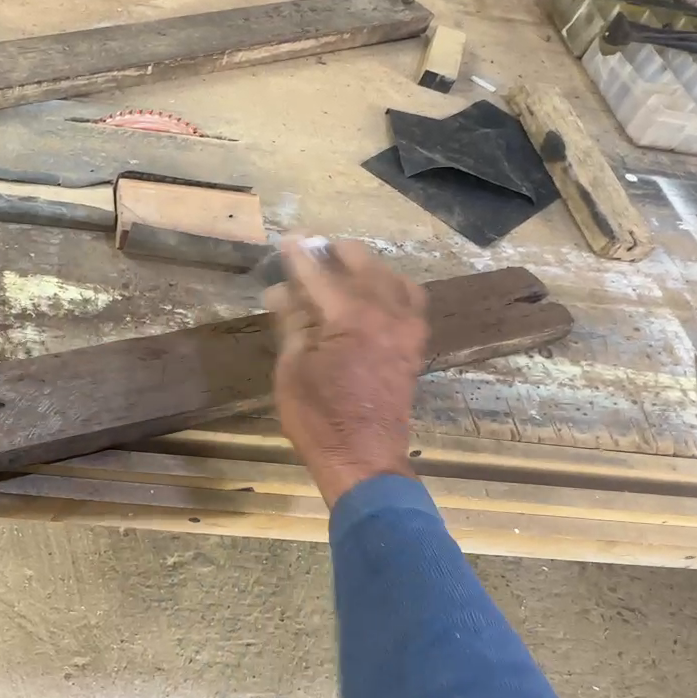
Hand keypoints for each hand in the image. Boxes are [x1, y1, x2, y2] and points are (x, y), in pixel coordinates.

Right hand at [264, 238, 427, 505]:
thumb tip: (282, 292)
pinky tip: (370, 294)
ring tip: (339, 267)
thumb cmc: (317, 419)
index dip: (299, 256)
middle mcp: (387, 311)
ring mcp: (407, 326)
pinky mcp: (414, 343)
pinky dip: (387, 287)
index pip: (320, 274)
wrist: (363, 458)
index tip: (286, 239)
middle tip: (308, 250)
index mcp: (352, 316)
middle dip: (333, 253)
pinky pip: (407, 298)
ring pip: (389, 277)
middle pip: (361, 264)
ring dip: (363, 267)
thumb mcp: (293, 370)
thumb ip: (293, 323)